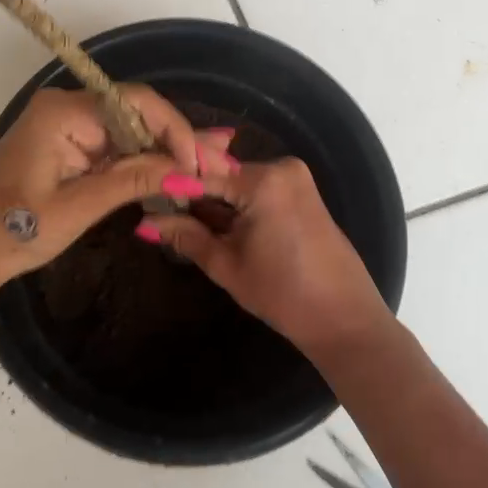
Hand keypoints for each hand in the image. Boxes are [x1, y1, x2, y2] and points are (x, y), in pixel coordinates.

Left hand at [0, 85, 234, 297]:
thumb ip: (135, 181)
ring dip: (164, 152)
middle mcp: (65, 106)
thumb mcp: (80, 207)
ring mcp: (65, 124)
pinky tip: (175, 171)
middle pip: (136, 113)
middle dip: (176, 141)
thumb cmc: (14, 231)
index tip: (199, 165)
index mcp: (63, 112)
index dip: (174, 130)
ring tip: (208, 169)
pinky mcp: (66, 144)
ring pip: (128, 129)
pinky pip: (112, 144)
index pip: (135, 103)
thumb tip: (189, 174)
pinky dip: (140, 161)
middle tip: (219, 166)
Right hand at [143, 158, 390, 357]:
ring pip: (238, 184)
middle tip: (156, 215)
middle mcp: (282, 168)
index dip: (171, 186)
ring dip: (213, 203)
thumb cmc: (284, 294)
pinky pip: (258, 192)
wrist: (345, 319)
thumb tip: (145, 222)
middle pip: (221, 175)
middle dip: (192, 196)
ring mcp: (296, 180)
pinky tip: (214, 226)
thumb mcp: (227, 265)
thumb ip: (186, 237)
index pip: (203, 173)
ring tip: (178, 223)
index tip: (142, 196)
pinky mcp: (302, 194)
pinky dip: (236, 207)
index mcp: (264, 180)